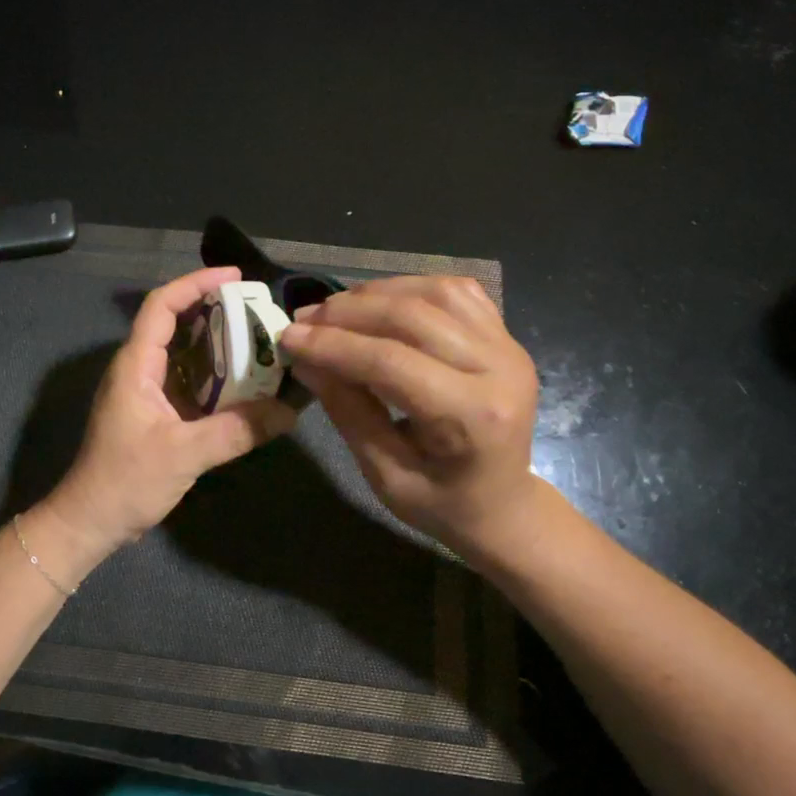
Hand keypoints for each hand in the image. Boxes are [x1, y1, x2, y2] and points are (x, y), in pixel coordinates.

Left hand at [41, 266, 298, 559]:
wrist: (91, 520)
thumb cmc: (125, 481)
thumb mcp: (184, 454)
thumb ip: (237, 431)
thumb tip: (289, 411)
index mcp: (135, 366)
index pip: (161, 306)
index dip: (195, 283)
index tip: (236, 278)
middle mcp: (138, 370)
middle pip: (175, 324)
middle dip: (215, 312)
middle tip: (260, 312)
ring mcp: (145, 393)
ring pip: (183, 355)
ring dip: (217, 346)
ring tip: (261, 343)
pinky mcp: (154, 415)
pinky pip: (188, 383)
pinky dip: (215, 378)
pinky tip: (246, 385)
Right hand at [279, 276, 541, 558]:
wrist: (503, 506)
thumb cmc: (441, 503)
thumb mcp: (384, 474)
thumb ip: (347, 412)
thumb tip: (304, 360)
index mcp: (472, 416)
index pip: (390, 361)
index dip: (332, 345)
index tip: (287, 337)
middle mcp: (500, 369)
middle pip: (412, 316)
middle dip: (347, 313)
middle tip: (302, 320)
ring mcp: (508, 346)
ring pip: (434, 292)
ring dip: (375, 294)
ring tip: (333, 311)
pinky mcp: (504, 335)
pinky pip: (455, 292)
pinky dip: (408, 288)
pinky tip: (377, 304)